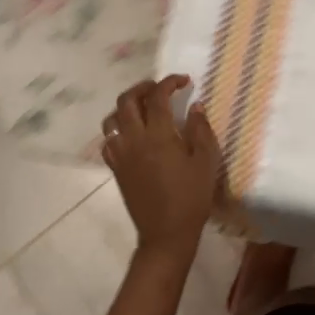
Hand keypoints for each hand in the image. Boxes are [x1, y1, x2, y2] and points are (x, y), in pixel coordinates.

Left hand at [101, 76, 219, 263]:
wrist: (166, 233)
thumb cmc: (191, 196)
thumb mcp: (206, 161)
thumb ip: (201, 129)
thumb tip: (195, 105)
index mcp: (159, 135)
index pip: (158, 96)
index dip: (169, 82)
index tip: (184, 81)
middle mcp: (134, 140)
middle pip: (127, 101)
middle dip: (143, 88)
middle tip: (159, 89)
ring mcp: (121, 154)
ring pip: (112, 119)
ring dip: (126, 107)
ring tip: (143, 108)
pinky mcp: (115, 168)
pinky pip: (108, 140)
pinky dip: (118, 130)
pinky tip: (132, 134)